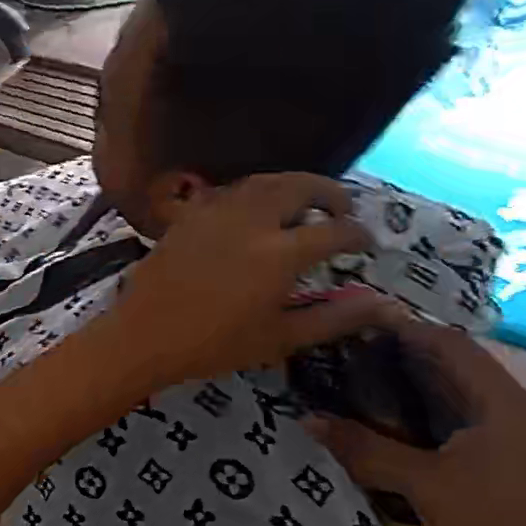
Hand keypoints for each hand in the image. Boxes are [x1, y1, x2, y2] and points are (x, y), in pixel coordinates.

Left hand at [104, 172, 389, 384]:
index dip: (359, 235)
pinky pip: (229, 191)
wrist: (145, 334)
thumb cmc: (214, 344)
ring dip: (291, 187)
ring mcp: (215, 212)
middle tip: (340, 211)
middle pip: (301, 186)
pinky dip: (253, 193)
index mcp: (279, 252)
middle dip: (330, 193)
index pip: (335, 230)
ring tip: (302, 207)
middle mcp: (250, 221)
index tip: (366, 244)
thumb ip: (333, 318)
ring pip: (263, 181)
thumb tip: (380, 304)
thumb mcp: (279, 338)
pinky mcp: (188, 214)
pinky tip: (254, 213)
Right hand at [305, 322, 525, 525]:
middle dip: (401, 354)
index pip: (448, 342)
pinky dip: (426, 408)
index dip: (403, 328)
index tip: (355, 326)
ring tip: (363, 383)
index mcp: (498, 400)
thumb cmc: (499, 518)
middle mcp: (510, 406)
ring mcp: (513, 432)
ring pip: (456, 390)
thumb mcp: (422, 482)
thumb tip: (309, 420)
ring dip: (414, 382)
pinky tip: (396, 422)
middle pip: (453, 362)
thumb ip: (366, 449)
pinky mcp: (507, 456)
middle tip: (349, 355)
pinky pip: (460, 415)